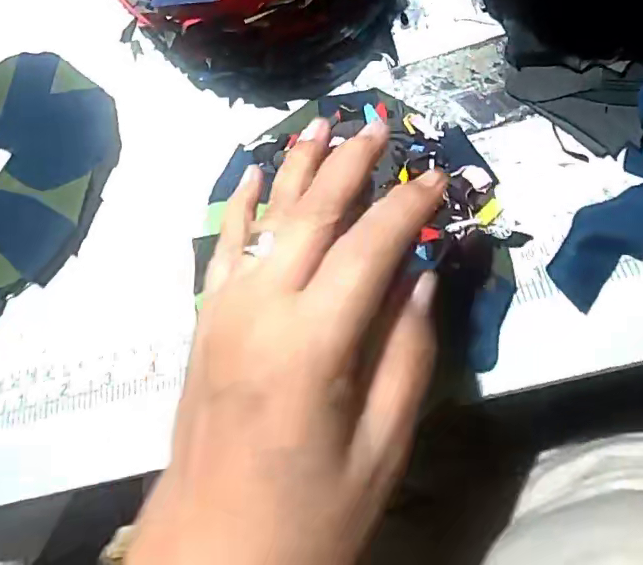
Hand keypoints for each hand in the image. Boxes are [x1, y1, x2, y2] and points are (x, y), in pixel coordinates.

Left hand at [129, 118, 444, 564]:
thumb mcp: (381, 447)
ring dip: (298, 166)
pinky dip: (241, 203)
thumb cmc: (308, 518)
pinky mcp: (205, 321)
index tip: (438, 177)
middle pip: (314, 214)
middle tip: (382, 127)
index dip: (408, 206)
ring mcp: (225, 311)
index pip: (370, 247)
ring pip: (267, 216)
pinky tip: (254, 172)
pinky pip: (224, 246)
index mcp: (312, 345)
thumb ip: (408, 352)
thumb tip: (421, 274)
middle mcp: (261, 311)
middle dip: (352, 164)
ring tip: (324, 124)